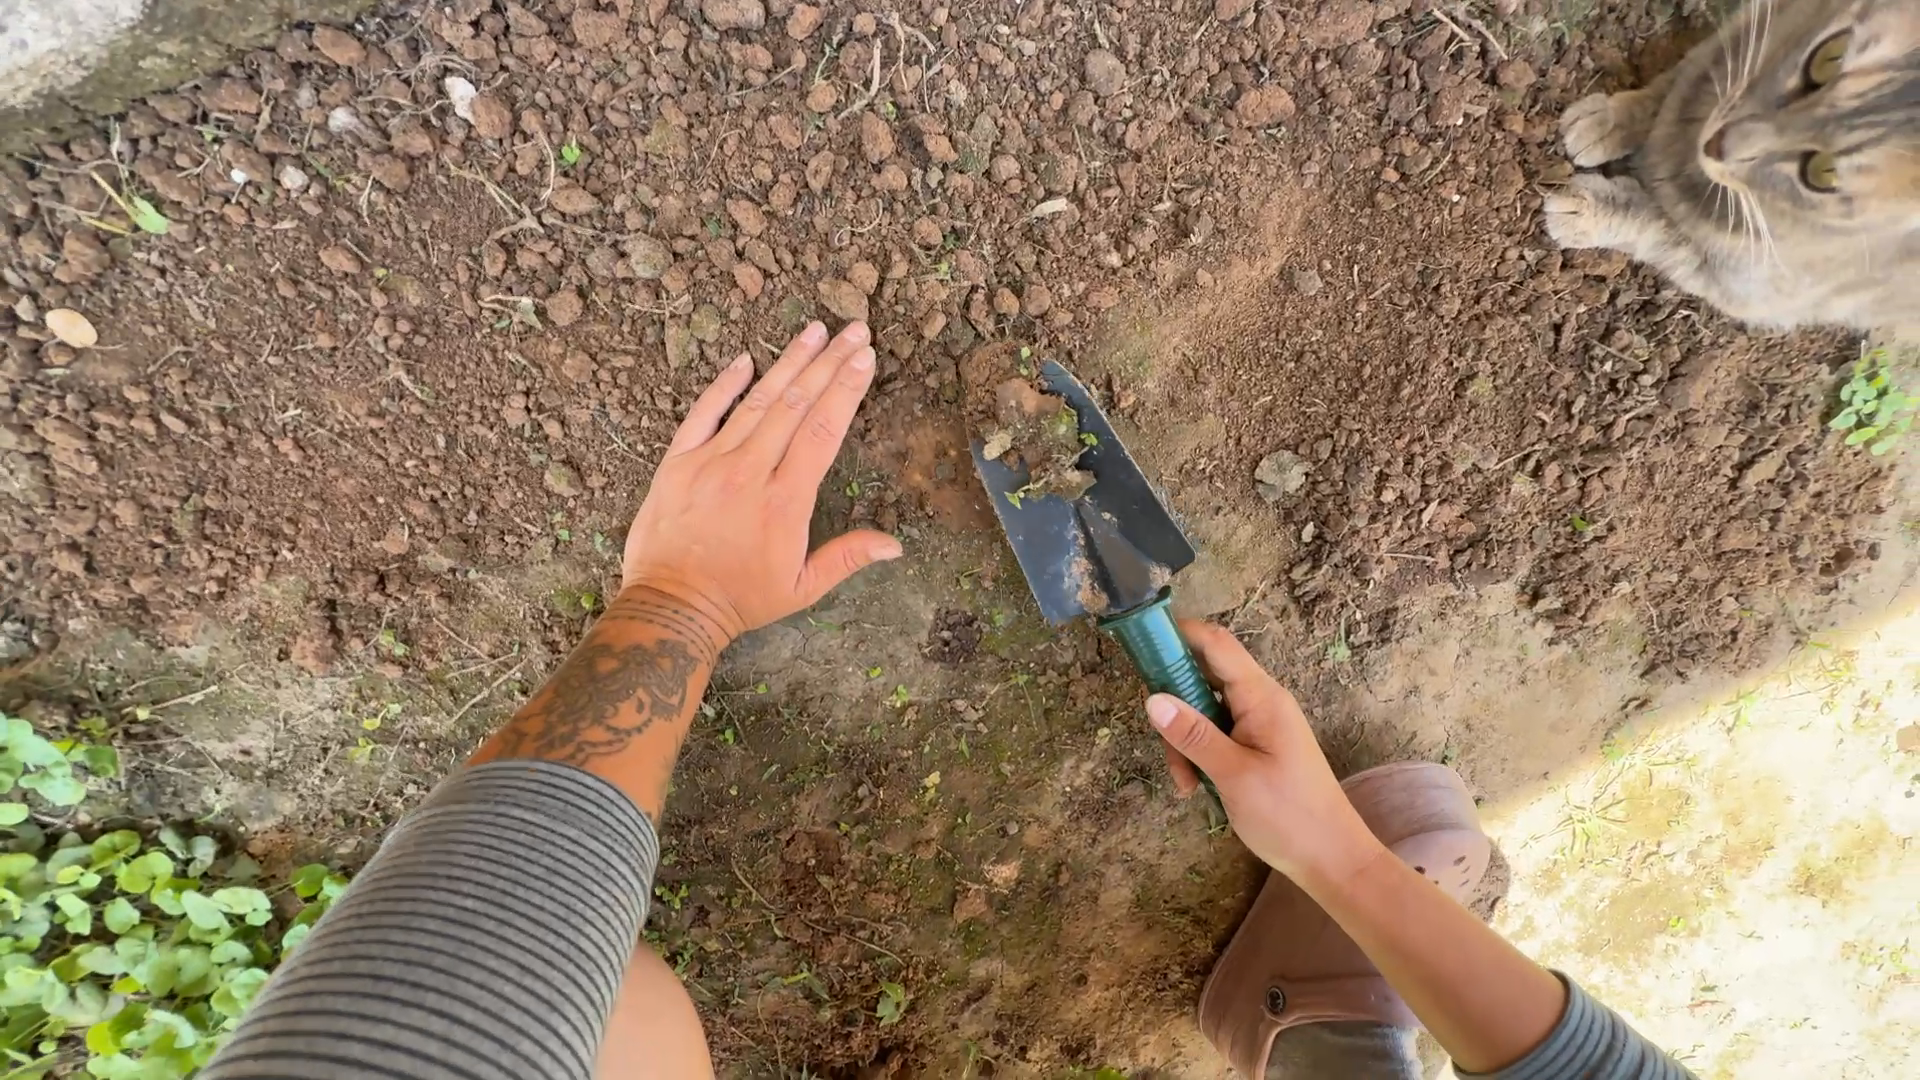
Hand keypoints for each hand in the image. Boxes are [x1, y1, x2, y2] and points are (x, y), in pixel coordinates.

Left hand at [620, 321, 901, 642]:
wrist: (672, 606)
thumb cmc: (742, 598)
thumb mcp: (803, 588)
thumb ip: (847, 558)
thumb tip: (896, 545)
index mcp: (785, 500)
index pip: (824, 430)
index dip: (846, 390)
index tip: (865, 358)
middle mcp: (751, 471)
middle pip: (796, 405)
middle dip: (828, 363)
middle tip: (853, 330)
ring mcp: (711, 461)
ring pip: (757, 402)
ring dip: (788, 363)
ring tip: (814, 331)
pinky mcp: (678, 462)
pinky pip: (702, 413)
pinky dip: (725, 385)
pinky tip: (746, 360)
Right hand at [1145, 621, 1383, 886]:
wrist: (1334, 862)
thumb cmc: (1289, 815)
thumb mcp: (1232, 774)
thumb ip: (1192, 734)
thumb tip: (1151, 698)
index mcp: (1260, 696)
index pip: (1216, 643)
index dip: (1179, 633)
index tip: (1142, 643)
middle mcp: (1259, 700)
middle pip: (1201, 676)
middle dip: (1174, 704)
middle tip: (1161, 738)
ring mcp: (1256, 722)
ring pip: (1202, 710)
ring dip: (1184, 740)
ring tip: (1185, 782)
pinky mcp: (1253, 744)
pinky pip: (1213, 733)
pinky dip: (1197, 754)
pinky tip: (1195, 786)